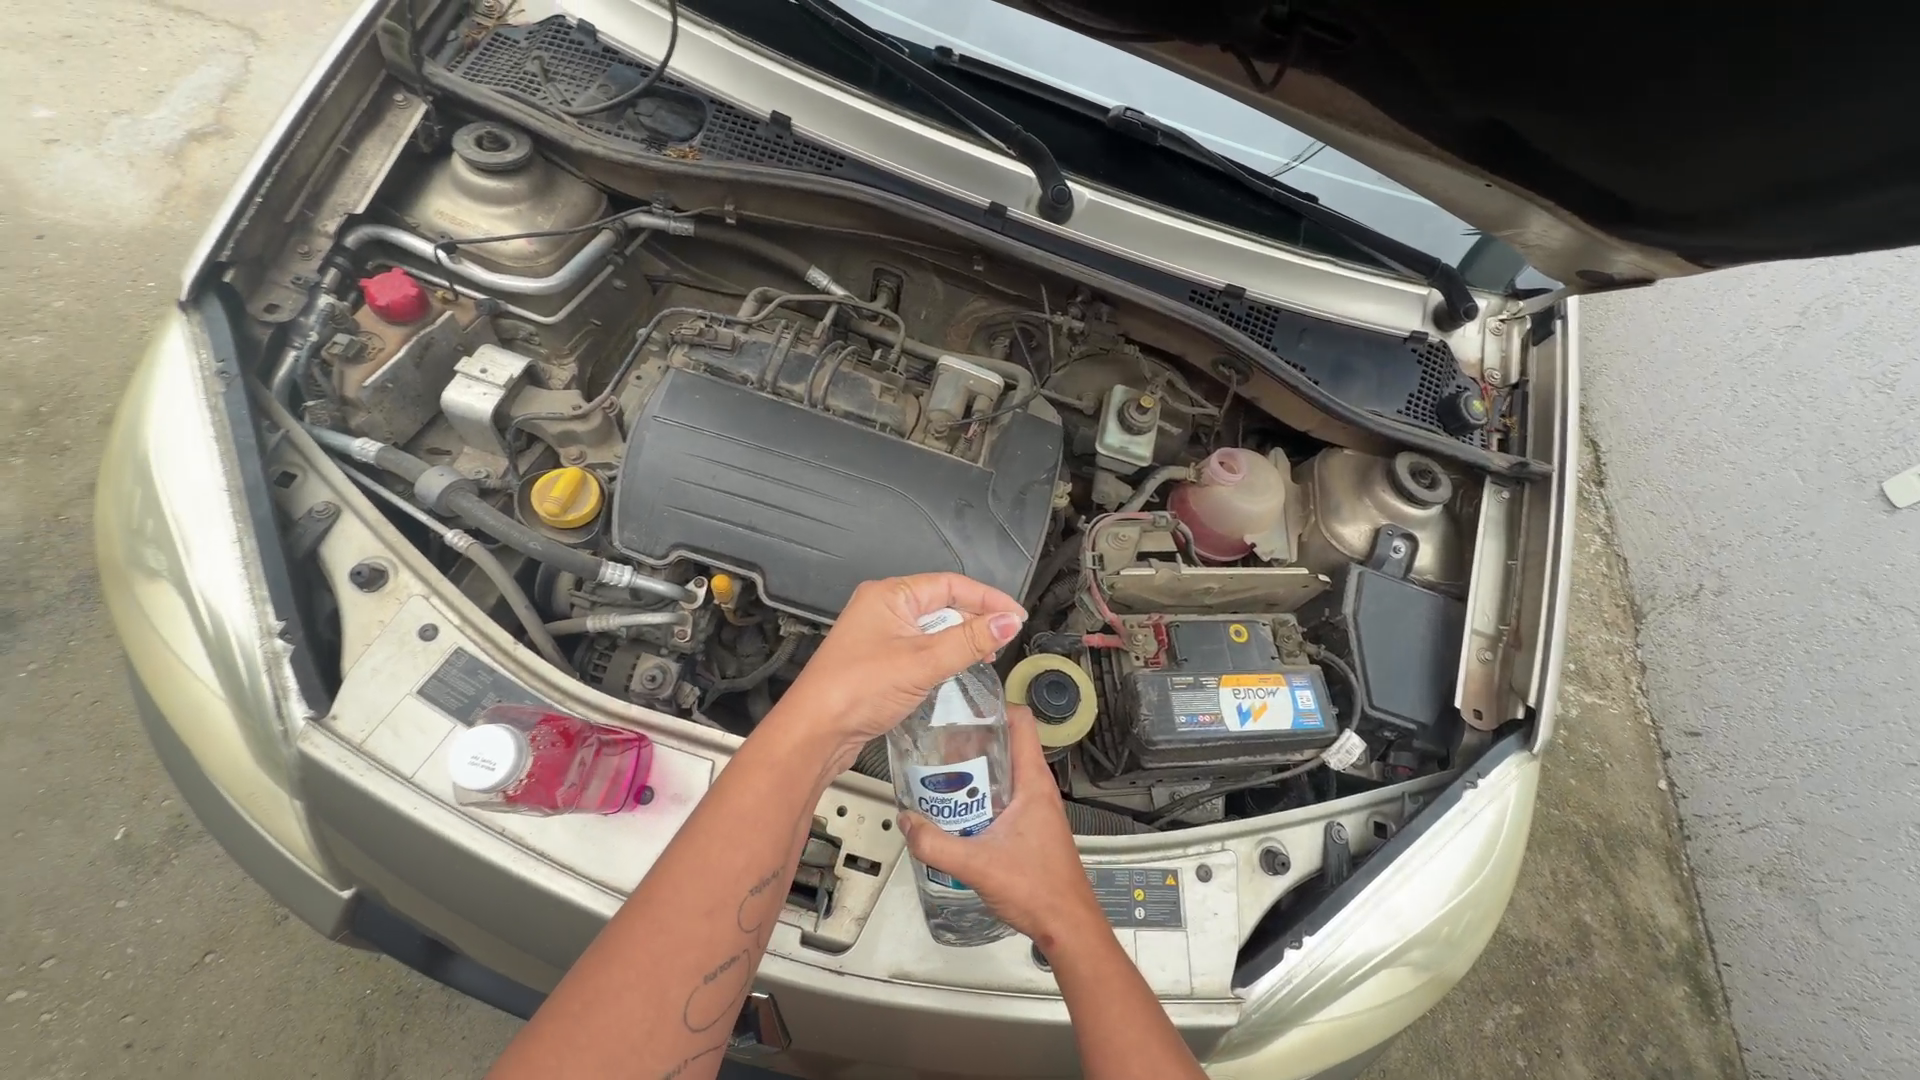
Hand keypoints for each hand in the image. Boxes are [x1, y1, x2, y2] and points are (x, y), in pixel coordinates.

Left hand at [775, 573, 1025, 762]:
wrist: (815, 732)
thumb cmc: (857, 689)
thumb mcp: (923, 661)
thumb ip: (969, 640)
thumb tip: (1009, 622)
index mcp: (889, 594)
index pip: (951, 584)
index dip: (988, 598)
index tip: (1016, 617)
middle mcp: (882, 607)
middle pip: (942, 602)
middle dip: (976, 618)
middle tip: (1005, 638)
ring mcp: (878, 634)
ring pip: (932, 627)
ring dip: (960, 637)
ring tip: (987, 655)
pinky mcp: (877, 660)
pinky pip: (919, 647)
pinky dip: (943, 654)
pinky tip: (957, 668)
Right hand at [898, 706, 1105, 953]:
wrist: (1067, 926)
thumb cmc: (1037, 890)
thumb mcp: (976, 864)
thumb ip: (935, 843)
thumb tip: (907, 821)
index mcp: (1033, 782)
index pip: (1022, 722)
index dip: (995, 708)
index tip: (964, 709)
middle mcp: (1038, 788)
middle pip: (1008, 744)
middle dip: (974, 741)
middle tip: (941, 745)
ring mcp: (1037, 808)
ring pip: (1005, 772)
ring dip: (977, 770)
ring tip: (943, 775)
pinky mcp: (1032, 826)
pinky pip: (1006, 796)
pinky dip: (983, 795)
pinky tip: (959, 811)